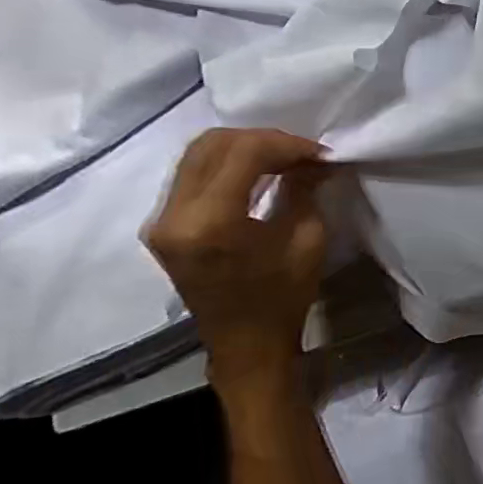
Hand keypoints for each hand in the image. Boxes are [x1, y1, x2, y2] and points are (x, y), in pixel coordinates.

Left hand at [145, 128, 331, 386]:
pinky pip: (191, 174)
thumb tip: (313, 160)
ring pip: (197, 153)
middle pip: (213, 144)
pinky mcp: (162, 224)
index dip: (286, 144)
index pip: (243, 153)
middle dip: (264, 140)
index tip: (320, 153)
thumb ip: (303, 190)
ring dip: (244, 147)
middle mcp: (174, 215)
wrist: (245, 343)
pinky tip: (258, 173)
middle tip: (303, 153)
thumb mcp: (307, 240)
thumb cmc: (283, 297)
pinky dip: (227, 163)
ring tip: (284, 159)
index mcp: (211, 223)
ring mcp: (161, 219)